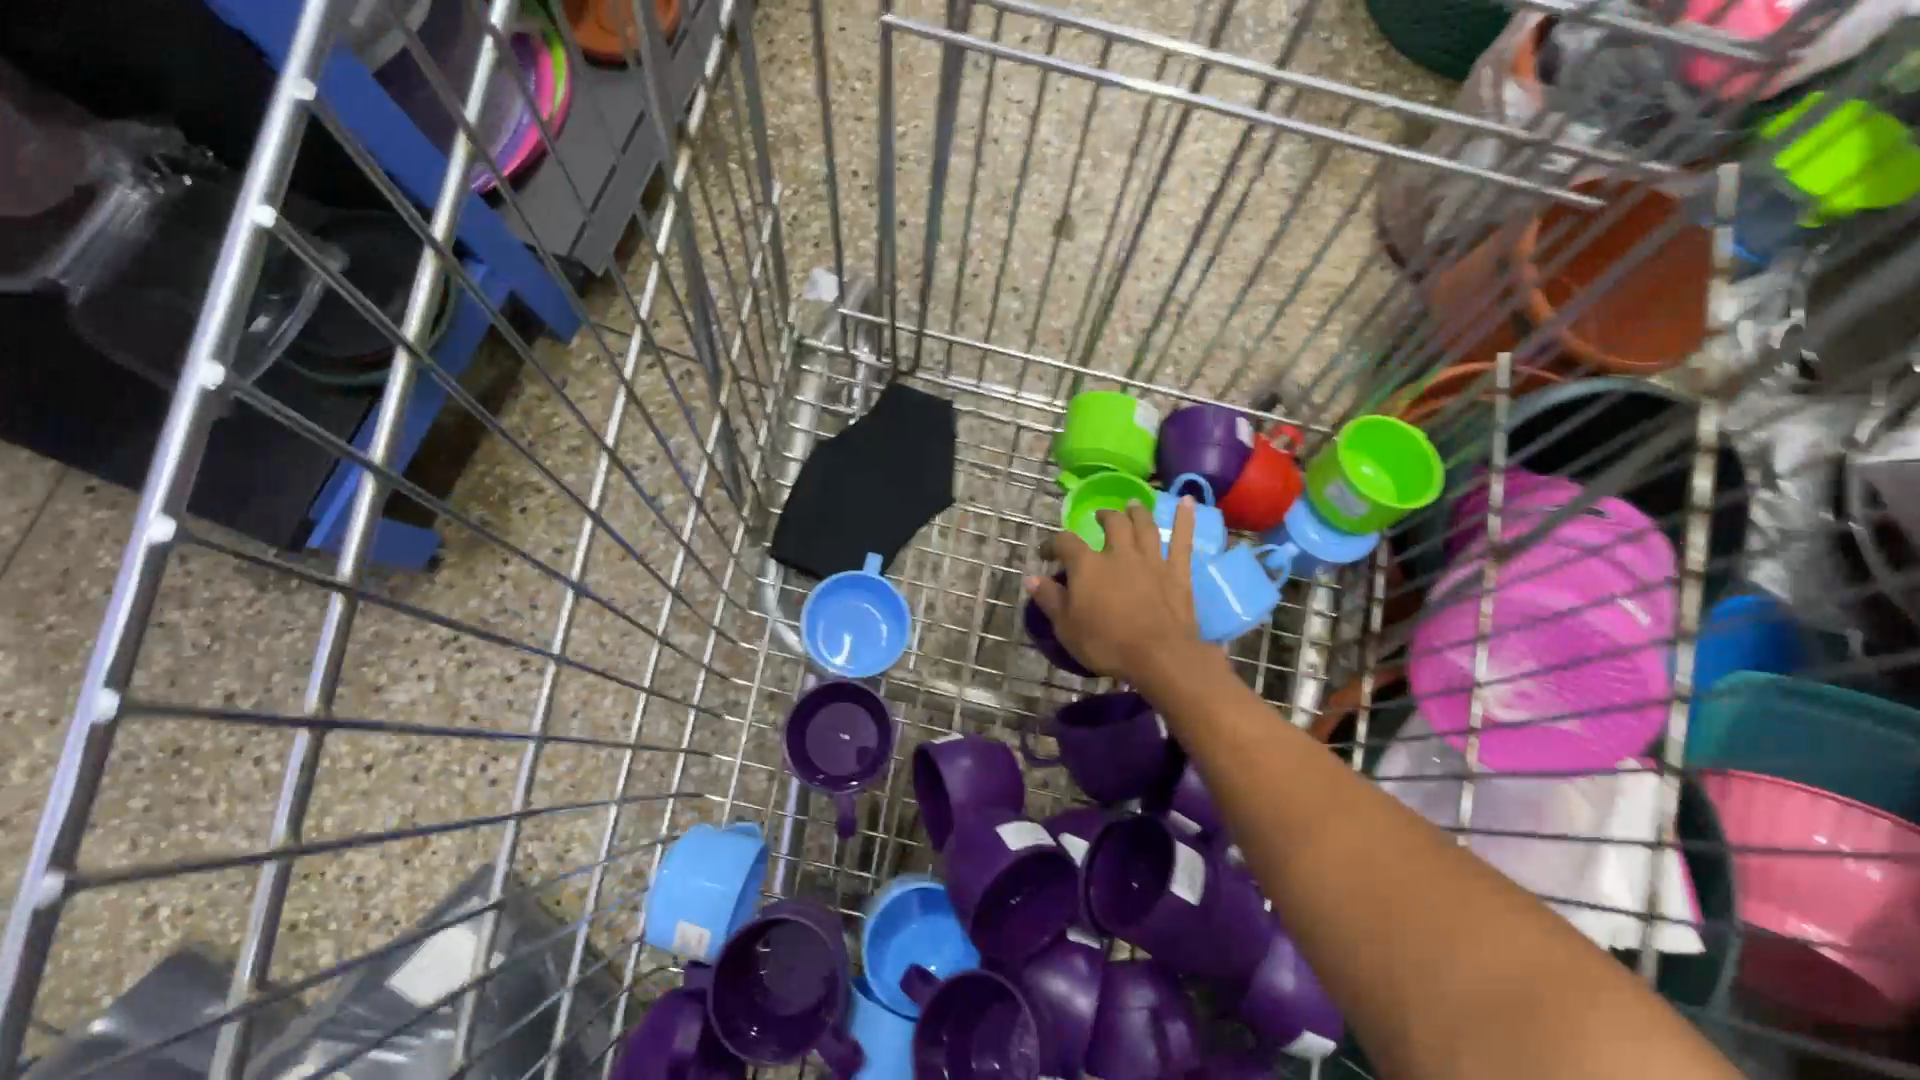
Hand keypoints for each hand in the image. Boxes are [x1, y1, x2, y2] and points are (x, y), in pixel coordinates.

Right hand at [1027, 498, 1203, 681]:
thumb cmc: (1106, 644)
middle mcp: (1119, 553)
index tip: (1047, 553)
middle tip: (1100, 516)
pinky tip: (1188, 501)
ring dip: (1137, 512)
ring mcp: (1151, 560)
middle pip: (1112, 524)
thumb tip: (1032, 578)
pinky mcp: (1177, 572)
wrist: (1158, 656)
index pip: (1066, 543)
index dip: (1054, 544)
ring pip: (1144, 526)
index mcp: (1088, 565)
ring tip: (1132, 505)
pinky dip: (1185, 519)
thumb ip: (1049, 599)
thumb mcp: (1066, 627)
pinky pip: (1183, 540)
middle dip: (1104, 516)